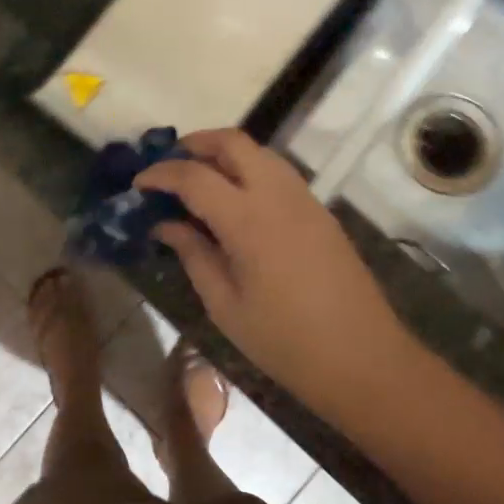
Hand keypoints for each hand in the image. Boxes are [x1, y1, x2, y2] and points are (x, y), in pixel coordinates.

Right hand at [137, 129, 417, 398]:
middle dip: (195, 144)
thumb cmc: (285, 342)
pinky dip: (248, 170)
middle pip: (232, 142)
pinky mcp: (319, 211)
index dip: (160, 174)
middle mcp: (277, 196)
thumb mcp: (225, 305)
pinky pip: (277, 171)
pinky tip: (233, 200)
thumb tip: (166, 224)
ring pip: (258, 151)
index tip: (138, 184)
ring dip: (223, 153)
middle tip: (168, 166)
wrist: (365, 360)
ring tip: (197, 180)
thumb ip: (193, 255)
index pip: (193, 176)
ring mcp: (304, 199)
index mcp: (248, 220)